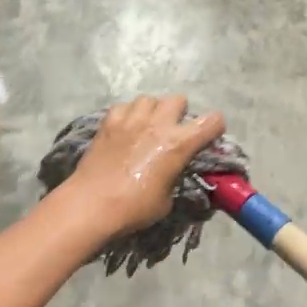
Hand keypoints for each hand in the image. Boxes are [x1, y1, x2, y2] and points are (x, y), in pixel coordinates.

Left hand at [59, 95, 224, 237]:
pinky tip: (125, 128)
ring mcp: (131, 119)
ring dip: (153, 110)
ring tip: (148, 126)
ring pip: (150, 99)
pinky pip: (124, 106)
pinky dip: (128, 114)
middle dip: (180, 113)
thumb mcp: (167, 199)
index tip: (209, 138)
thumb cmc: (134, 207)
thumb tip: (172, 171)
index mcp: (178, 144)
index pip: (212, 121)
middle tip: (173, 131)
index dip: (214, 128)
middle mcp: (157, 124)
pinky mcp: (108, 122)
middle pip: (178, 100)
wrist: (92, 204)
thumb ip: (175, 177)